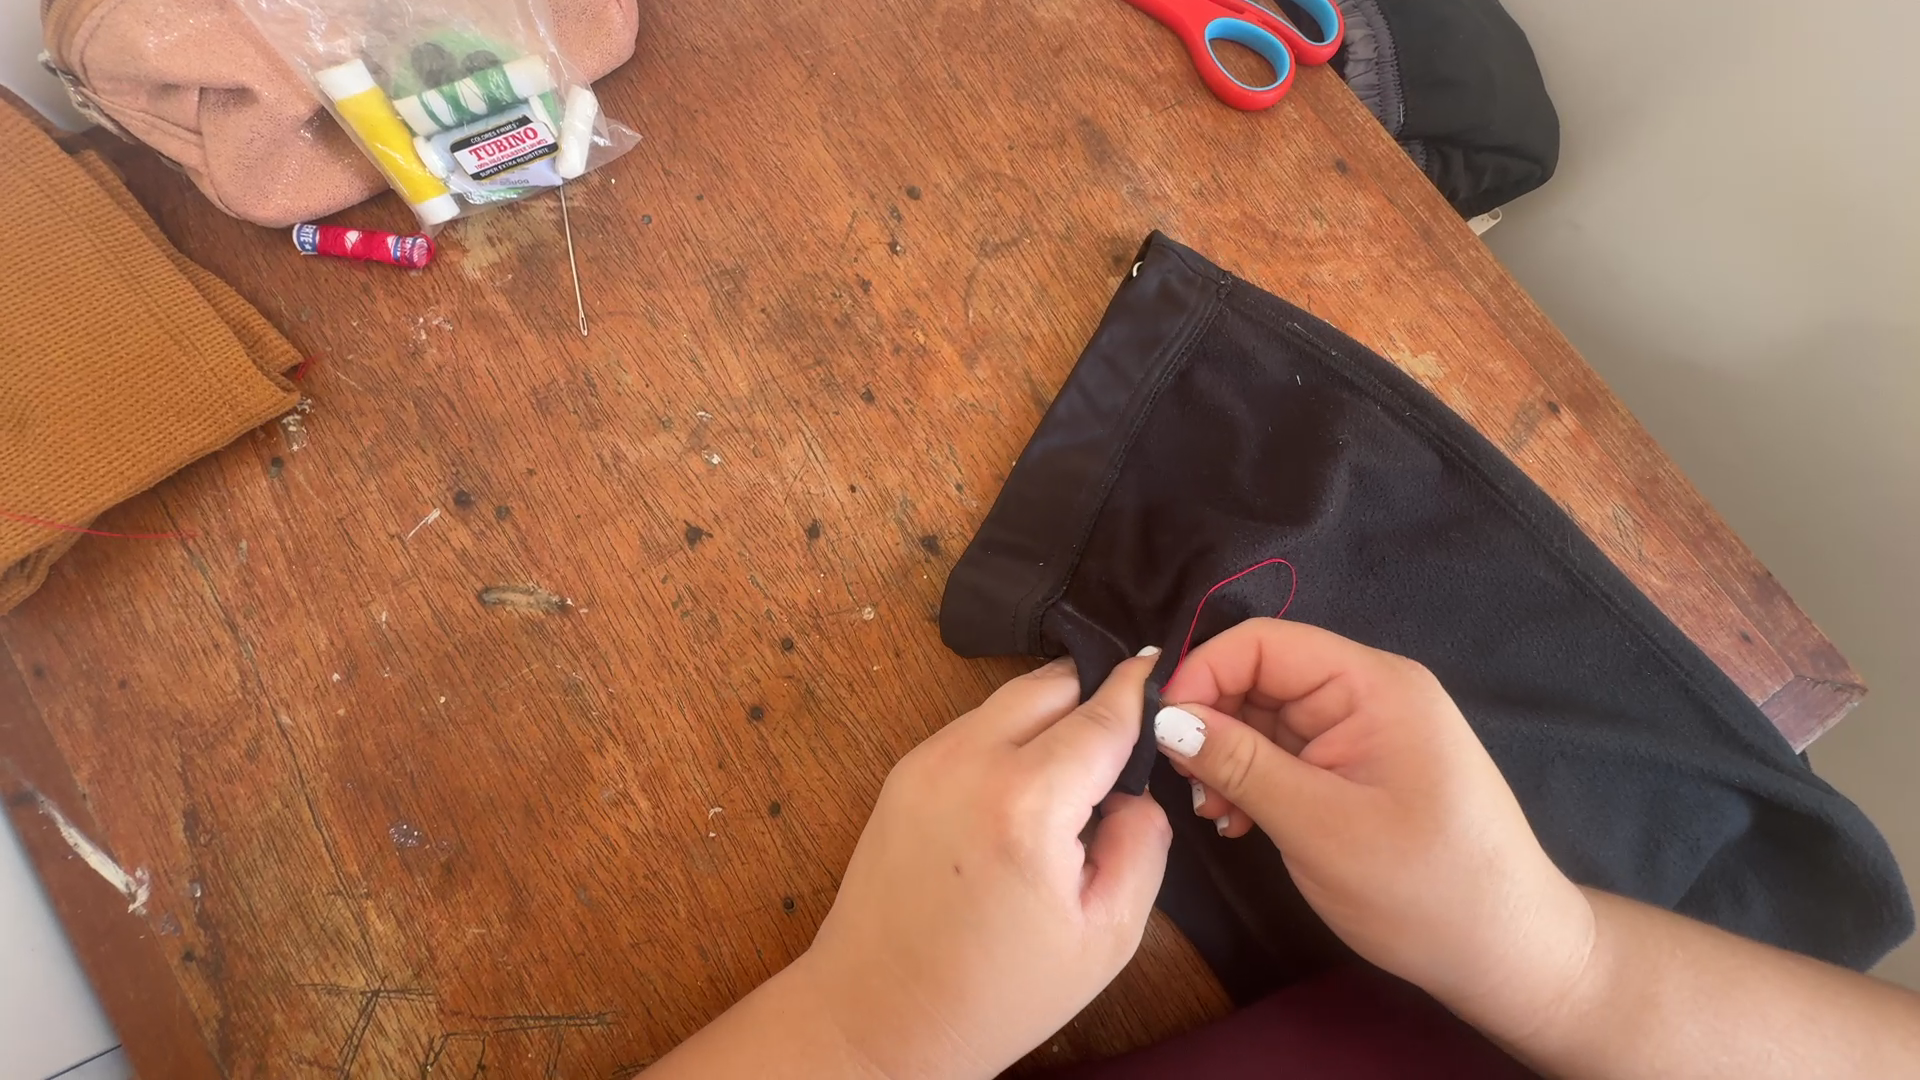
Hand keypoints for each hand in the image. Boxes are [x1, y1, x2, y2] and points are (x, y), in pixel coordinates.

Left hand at [795, 651, 1171, 1079]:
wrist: (877, 1012)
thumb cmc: (997, 991)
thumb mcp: (1106, 936)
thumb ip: (1143, 843)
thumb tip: (1134, 785)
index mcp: (1027, 805)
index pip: (1099, 718)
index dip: (1136, 687)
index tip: (1161, 664)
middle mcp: (970, 760)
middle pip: (1050, 684)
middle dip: (1093, 690)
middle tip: (1123, 726)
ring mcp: (928, 757)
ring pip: (1010, 698)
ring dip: (1050, 711)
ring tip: (1074, 762)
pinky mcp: (905, 767)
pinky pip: (976, 724)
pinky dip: (1011, 733)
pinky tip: (1024, 779)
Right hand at [1154, 619, 1594, 1033]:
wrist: (1511, 963)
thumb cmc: (1425, 890)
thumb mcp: (1320, 826)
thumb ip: (1239, 763)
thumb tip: (1164, 718)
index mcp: (1370, 684)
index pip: (1262, 643)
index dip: (1203, 672)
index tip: (1161, 725)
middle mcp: (1362, 691)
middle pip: (1257, 677)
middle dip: (1211, 722)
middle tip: (1184, 779)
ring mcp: (1355, 727)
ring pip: (1259, 715)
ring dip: (1225, 757)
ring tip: (1214, 812)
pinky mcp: (1347, 761)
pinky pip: (1277, 749)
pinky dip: (1247, 778)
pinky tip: (1236, 819)